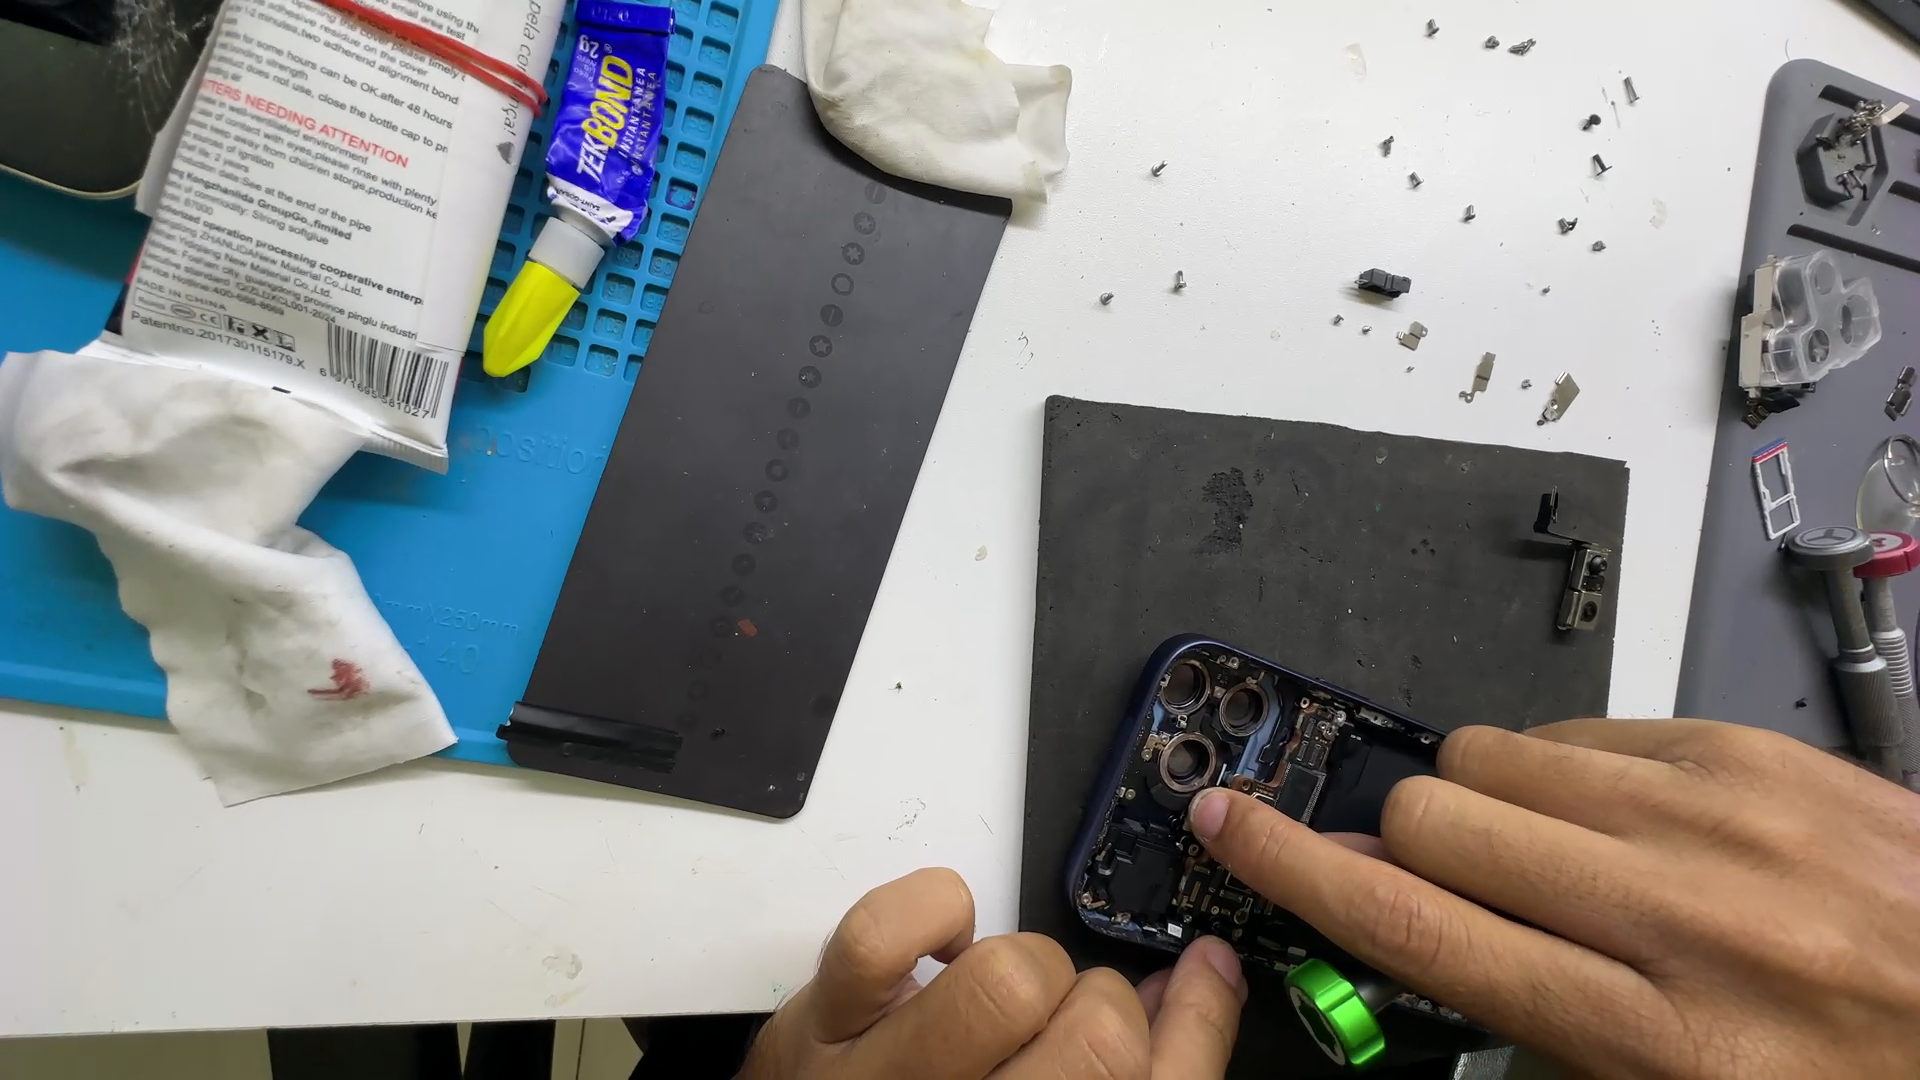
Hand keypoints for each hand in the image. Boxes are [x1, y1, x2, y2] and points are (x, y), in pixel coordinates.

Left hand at [738, 867, 1245, 1078]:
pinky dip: (934, 911)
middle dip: (1099, 1008)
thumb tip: (1204, 975)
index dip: (1181, 1028)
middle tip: (1064, 1021)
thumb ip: (1151, 1063)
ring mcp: (878, 1078)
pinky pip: (885, 931)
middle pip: (1093, 1039)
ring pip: (1001, 980)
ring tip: (1000, 997)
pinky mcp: (824, 1016)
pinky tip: (944, 946)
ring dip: (1025, 966)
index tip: (1188, 985)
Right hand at [1187, 719, 1919, 1078]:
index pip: (1413, 924)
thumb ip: (1517, 1008)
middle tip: (1472, 876)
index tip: (1227, 818)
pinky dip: (1565, 771)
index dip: (1293, 865)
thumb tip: (1394, 898)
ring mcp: (1724, 818)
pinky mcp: (1747, 750)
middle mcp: (1690, 920)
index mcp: (1667, 1043)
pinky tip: (1635, 820)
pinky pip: (1566, 729)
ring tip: (1563, 847)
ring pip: (1482, 755)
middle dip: (1418, 837)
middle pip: (1431, 815)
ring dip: (1487, 800)